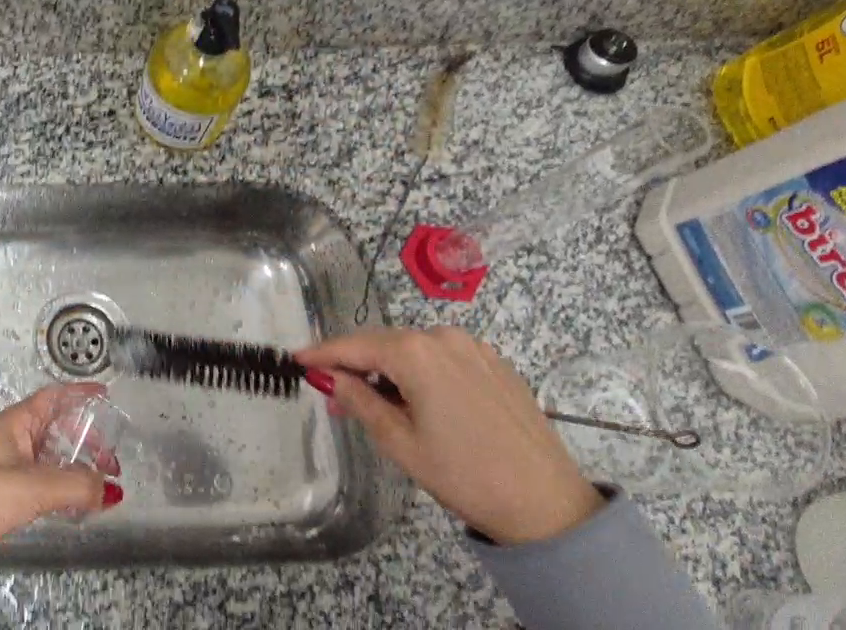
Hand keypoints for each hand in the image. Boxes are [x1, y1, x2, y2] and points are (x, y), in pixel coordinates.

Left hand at [0, 383, 123, 554]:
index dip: (79, 393)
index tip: (105, 395)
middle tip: (110, 459)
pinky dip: (67, 483)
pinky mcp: (11, 489)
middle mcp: (14, 437)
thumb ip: (78, 485)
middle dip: (87, 438)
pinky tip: (81, 500)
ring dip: (79, 464)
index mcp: (16, 422)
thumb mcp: (37, 486)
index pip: (53, 397)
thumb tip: (111, 489)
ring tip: (102, 482)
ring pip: (53, 454)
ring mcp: (11, 463)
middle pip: (57, 427)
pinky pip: (47, 477)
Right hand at [295, 327, 603, 545]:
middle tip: (331, 393)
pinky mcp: (496, 365)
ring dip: (388, 370)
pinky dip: (420, 373)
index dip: (322, 354)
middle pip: (383, 344)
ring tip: (373, 403)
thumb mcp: (400, 443)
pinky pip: (442, 358)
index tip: (296, 359)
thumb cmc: (465, 476)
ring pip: (413, 350)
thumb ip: (359, 401)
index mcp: (416, 353)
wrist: (550, 506)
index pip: (353, 346)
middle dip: (355, 365)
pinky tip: (415, 401)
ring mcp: (474, 349)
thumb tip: (330, 378)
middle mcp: (444, 338)